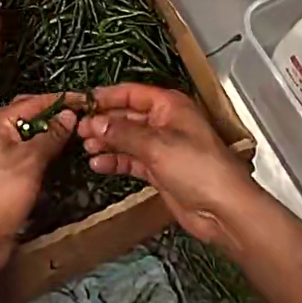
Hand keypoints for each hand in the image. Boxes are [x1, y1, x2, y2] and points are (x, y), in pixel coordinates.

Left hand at [0, 95, 80, 254]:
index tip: (89, 101)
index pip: (36, 101)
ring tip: (82, 136)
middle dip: (58, 116)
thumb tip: (70, 115)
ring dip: (55, 136)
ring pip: (34, 137)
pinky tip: (66, 157)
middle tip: (86, 118)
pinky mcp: (8, 175)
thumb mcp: (30, 160)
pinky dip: (48, 154)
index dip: (63, 100)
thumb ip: (52, 135)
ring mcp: (2, 154)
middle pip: (34, 116)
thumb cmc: (0, 194)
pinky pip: (32, 156)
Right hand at [79, 84, 259, 246]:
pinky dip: (116, 160)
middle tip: (78, 129)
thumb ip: (123, 133)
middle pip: (128, 115)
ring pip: (127, 138)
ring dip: (107, 142)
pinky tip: (98, 164)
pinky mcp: (160, 169)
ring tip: (85, 147)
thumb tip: (95, 123)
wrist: (223, 209)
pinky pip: (132, 159)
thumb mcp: (156, 145)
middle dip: (104, 121)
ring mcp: (162, 146)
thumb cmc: (198, 168)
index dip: (107, 96)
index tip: (84, 102)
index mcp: (170, 106)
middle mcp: (165, 122)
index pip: (132, 93)